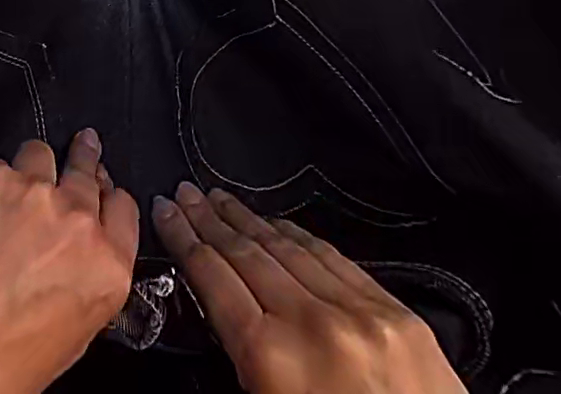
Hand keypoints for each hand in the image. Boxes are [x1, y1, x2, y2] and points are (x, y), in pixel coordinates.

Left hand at [0, 130, 140, 393]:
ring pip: (42, 155)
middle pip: (89, 172)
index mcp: (106, 269)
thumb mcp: (63, 341)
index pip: (124, 209)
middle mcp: (79, 223)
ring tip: (16, 181)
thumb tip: (74, 264)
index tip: (101, 188)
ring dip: (32, 167)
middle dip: (85, 158)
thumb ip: (82, 287)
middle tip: (84, 144)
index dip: (110, 196)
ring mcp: (37, 194)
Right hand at [153, 183, 466, 393]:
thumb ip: (247, 368)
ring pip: (288, 248)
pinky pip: (333, 258)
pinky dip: (298, 236)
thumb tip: (227, 317)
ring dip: (248, 219)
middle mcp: (314, 323)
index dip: (185, 241)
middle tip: (185, 191)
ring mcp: (359, 311)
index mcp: (274, 362)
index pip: (215, 281)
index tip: (164, 211)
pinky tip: (278, 223)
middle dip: (209, 219)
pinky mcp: (396, 312)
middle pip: (247, 254)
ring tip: (219, 197)